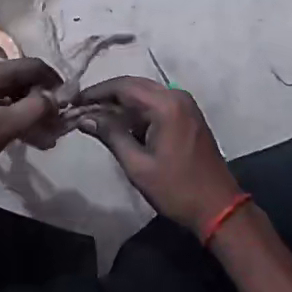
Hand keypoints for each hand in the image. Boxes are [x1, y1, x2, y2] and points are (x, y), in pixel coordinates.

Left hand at [0, 58, 62, 184]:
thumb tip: (58, 97)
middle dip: (45, 103)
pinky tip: (29, 141)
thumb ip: (35, 108)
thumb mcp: (5, 126)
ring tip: (49, 140)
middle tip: (60, 127)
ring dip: (33, 116)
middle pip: (26, 82)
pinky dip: (18, 121)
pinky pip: (2, 109)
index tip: (70, 103)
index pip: (35, 66)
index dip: (56, 82)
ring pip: (15, 98)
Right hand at [77, 77, 240, 231]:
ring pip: (145, 94)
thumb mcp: (138, 165)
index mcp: (166, 105)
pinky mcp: (187, 115)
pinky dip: (137, 111)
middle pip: (134, 85)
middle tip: (80, 108)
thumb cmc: (176, 189)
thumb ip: (111, 135)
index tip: (73, 100)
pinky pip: (156, 104)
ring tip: (94, 116)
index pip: (124, 86)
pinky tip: (119, 124)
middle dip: (107, 95)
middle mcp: (177, 96)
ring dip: (121, 103)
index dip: (96, 91)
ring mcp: (185, 105)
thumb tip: (85, 118)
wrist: (218, 206)